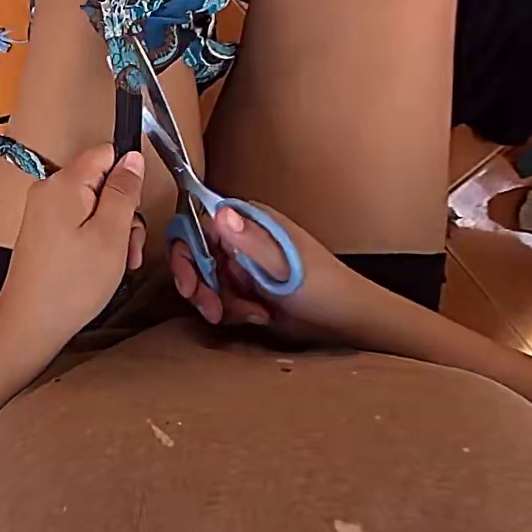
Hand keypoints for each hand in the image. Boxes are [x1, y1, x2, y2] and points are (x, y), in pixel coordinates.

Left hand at [0, 144, 146, 348]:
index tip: (133, 208)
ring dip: (114, 230)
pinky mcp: (43, 232)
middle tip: (129, 245)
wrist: (30, 324)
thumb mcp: (112, 233)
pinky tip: (103, 265)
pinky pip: (79, 222)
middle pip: (102, 181)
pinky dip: (96, 239)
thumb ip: (124, 191)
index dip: (127, 177)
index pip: (106, 153)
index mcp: (65, 183)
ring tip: (120, 262)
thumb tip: (133, 158)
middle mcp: (49, 190)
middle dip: (124, 211)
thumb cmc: (72, 283)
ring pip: (94, 205)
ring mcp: (44, 212)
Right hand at [170, 203, 391, 343]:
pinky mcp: (248, 287)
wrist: (345, 319)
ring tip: (250, 313)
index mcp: (249, 222)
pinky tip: (258, 315)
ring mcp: (244, 263)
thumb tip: (219, 212)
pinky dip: (233, 311)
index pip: (198, 226)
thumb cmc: (322, 287)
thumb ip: (248, 240)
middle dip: (201, 287)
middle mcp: (242, 239)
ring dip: (220, 303)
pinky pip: (222, 299)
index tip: (188, 283)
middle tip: (212, 309)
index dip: (185, 254)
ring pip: (207, 282)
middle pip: (196, 258)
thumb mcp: (282, 266)